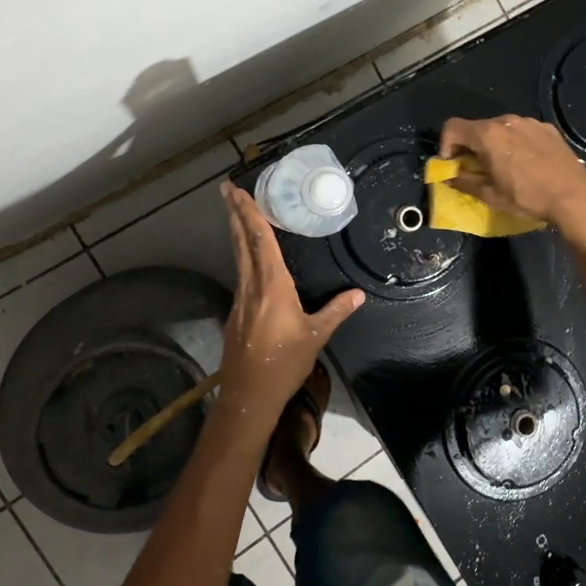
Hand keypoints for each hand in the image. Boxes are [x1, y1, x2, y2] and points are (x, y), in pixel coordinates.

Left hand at [216, 182, 364, 413]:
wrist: (249, 396)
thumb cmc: (284, 364)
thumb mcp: (316, 336)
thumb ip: (336, 311)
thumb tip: (358, 293)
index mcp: (272, 286)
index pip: (260, 241)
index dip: (249, 214)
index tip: (238, 191)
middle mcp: (251, 286)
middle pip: (242, 242)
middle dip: (235, 215)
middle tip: (227, 190)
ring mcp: (240, 299)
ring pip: (238, 257)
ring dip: (237, 233)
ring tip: (237, 213)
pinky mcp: (236, 313)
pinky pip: (240, 274)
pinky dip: (242, 255)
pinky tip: (248, 257)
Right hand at [437, 115, 585, 227]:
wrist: (573, 196)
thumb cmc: (527, 197)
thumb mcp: (491, 195)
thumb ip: (464, 182)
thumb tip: (449, 177)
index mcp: (488, 134)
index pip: (453, 127)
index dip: (446, 144)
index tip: (452, 163)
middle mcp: (507, 121)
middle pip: (478, 127)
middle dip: (471, 146)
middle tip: (476, 168)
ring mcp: (530, 122)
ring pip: (502, 129)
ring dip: (495, 144)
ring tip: (505, 166)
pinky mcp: (548, 128)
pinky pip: (523, 131)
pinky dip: (517, 143)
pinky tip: (528, 163)